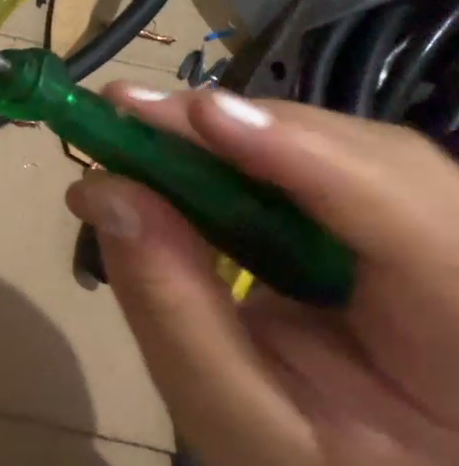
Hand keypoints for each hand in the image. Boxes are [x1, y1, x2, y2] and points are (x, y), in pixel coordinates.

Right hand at [69, 85, 458, 464]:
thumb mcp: (231, 413)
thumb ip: (170, 306)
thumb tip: (102, 190)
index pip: (415, 228)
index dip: (307, 156)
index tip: (197, 112)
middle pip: (392, 168)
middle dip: (255, 128)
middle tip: (129, 111)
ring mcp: (457, 254)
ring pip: (368, 156)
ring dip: (248, 133)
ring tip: (145, 127)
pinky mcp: (419, 239)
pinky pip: (349, 171)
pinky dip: (258, 152)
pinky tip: (194, 152)